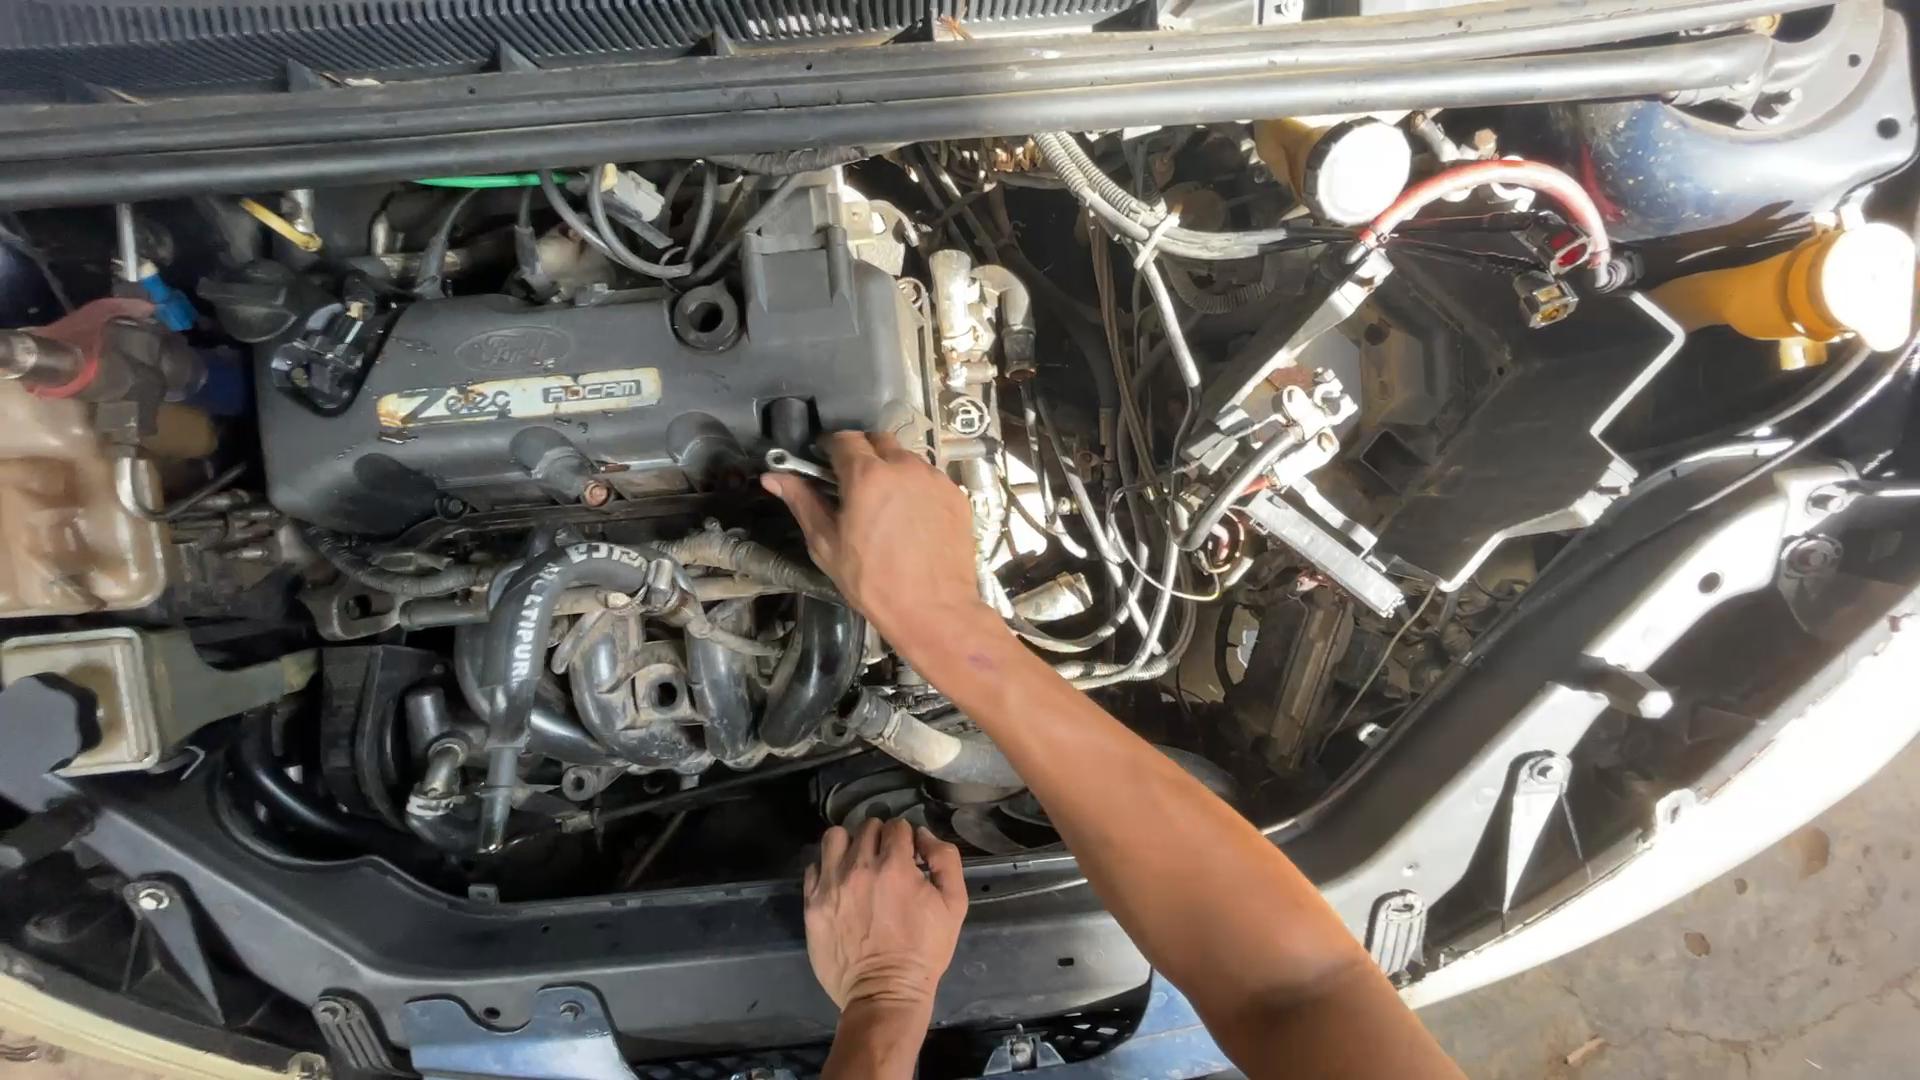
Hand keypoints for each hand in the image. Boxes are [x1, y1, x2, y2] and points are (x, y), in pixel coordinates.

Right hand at [761, 431, 992, 651]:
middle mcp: (905, 468)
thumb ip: (803, 502)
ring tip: (885, 505)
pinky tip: (911, 518)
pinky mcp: (957, 496)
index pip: (844, 438)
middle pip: (878, 441)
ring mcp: (935, 480)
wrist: (934, 609)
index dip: (830, 446)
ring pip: (907, 459)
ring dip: (892, 471)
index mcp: (868, 476)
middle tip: (853, 484)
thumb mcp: (827, 545)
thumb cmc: (874, 582)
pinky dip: (917, 488)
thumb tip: (774, 477)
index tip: (824, 461)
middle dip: (863, 454)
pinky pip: (931, 479)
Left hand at [803, 818, 967, 1010]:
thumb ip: (945, 859)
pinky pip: (814, 867)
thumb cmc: (924, 950)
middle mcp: (859, 867)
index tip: (909, 857)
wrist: (885, 995)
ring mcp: (831, 885)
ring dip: (850, 845)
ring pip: (835, 837)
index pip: (897, 826)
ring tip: (858, 864)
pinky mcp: (812, 904)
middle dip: (881, 838)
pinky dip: (827, 869)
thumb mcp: (954, 905)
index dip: (906, 839)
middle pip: (867, 827)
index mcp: (894, 865)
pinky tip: (839, 884)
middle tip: (886, 862)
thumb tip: (923, 835)